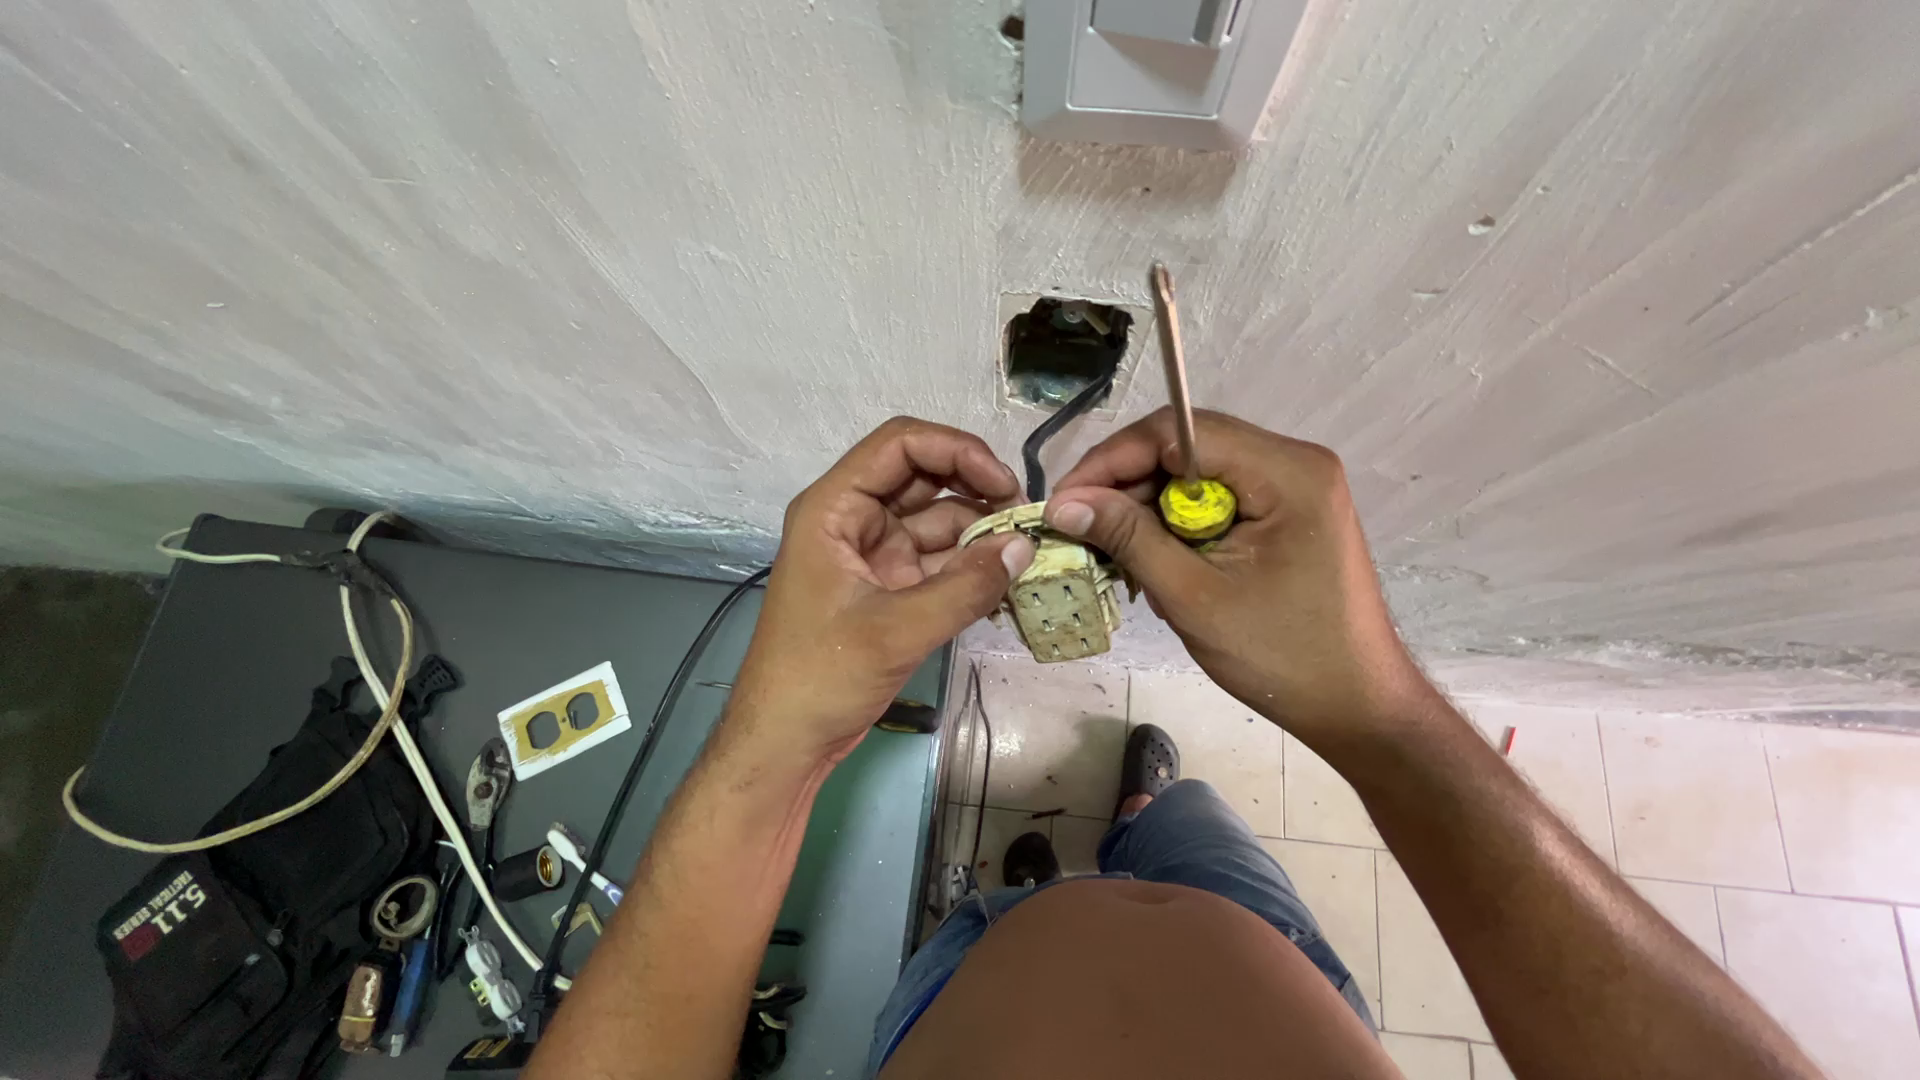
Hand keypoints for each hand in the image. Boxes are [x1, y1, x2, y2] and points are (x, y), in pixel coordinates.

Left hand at [727, 417, 1035, 763]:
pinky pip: (940, 563)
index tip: (1004, 483)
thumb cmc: (821, 676)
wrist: (787, 742)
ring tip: (1028, 555)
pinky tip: (1007, 582)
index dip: (956, 450)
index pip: (900, 445)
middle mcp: (855, 520)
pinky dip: (972, 570)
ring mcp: (875, 555)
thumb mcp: (895, 630)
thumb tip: (1025, 547)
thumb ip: (965, 588)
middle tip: (1026, 519)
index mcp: (834, 508)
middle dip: (977, 492)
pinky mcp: (891, 589)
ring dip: (980, 536)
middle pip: (924, 479)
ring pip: (938, 523)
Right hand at [1045, 408, 1437, 746]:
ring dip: (1145, 507)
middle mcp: (1292, 461)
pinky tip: (1148, 558)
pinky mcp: (1283, 511)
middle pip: (1185, 446)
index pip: (1178, 432)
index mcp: (1286, 472)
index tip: (1066, 500)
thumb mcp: (1194, 597)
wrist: (1355, 706)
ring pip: (1194, 473)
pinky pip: (1213, 498)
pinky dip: (1173, 524)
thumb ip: (1129, 538)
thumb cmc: (1281, 657)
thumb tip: (1064, 504)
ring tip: (1108, 550)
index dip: (1112, 459)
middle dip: (1124, 483)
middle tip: (1077, 526)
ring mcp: (1291, 485)